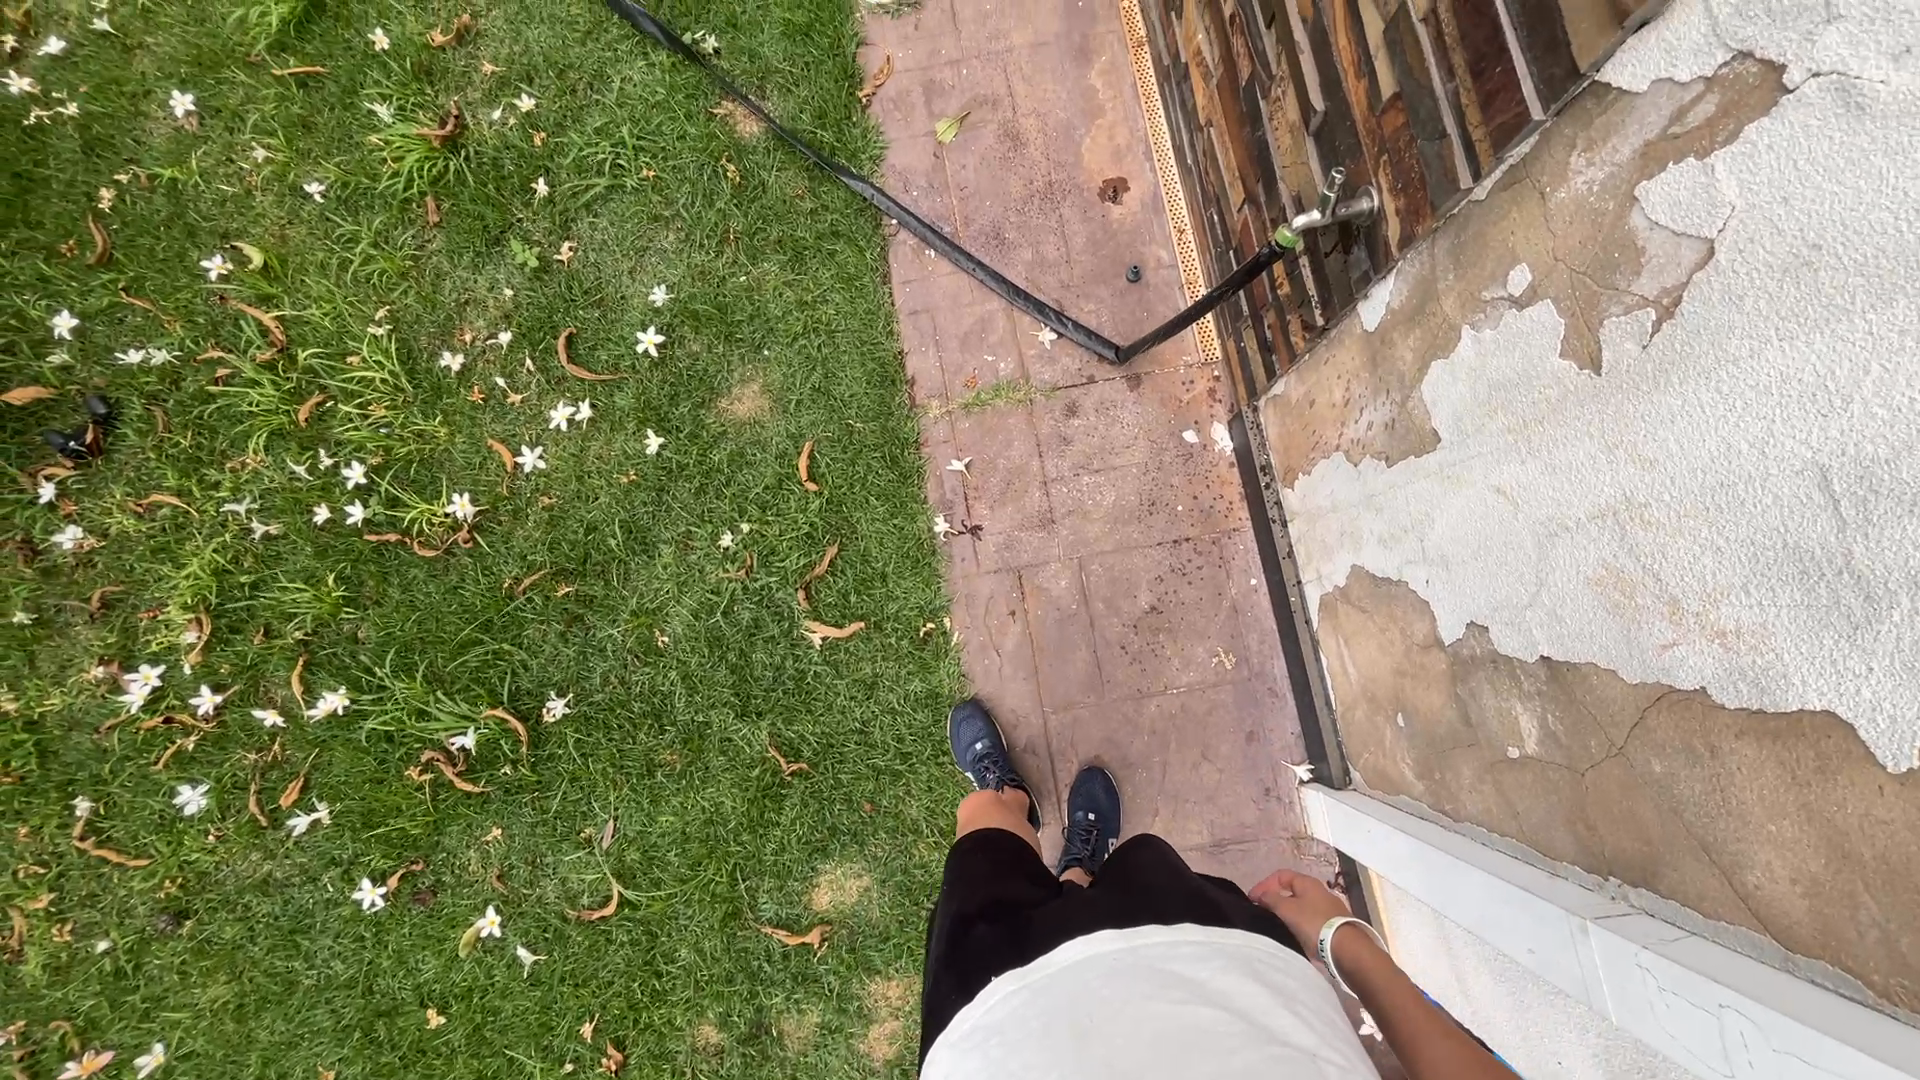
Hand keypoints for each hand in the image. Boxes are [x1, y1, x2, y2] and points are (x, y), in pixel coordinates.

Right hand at [1249, 867, 1351, 948]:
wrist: (1348, 950)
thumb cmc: (1314, 924)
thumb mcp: (1286, 909)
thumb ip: (1270, 899)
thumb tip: (1261, 896)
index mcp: (1307, 882)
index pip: (1280, 875)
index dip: (1264, 885)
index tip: (1253, 900)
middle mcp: (1320, 891)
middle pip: (1291, 890)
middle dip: (1275, 899)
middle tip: (1263, 911)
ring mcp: (1330, 909)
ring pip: (1301, 906)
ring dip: (1287, 913)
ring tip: (1277, 924)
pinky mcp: (1335, 926)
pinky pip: (1311, 920)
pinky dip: (1300, 924)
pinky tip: (1296, 935)